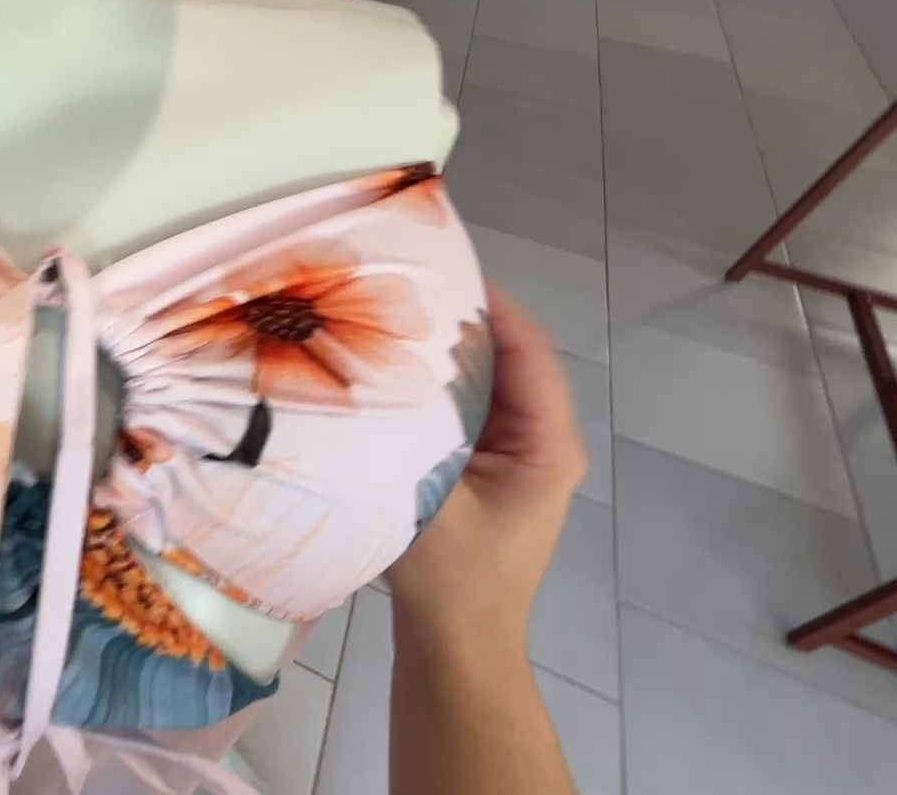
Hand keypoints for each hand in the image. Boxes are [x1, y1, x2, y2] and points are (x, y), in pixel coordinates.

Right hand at [385, 287, 587, 650]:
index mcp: (544, 444)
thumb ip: (403, 440)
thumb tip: (357, 378)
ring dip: (443, 344)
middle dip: (461, 315)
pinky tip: (389, 362)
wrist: (458, 634)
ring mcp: (511, 447)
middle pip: (508, 356)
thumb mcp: (427, 505)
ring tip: (389, 309)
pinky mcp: (483, 457)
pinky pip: (463, 401)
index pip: (527, 354)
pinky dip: (432, 375)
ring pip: (483, 377)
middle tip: (401, 280)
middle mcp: (537, 436)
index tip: (441, 267)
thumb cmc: (453, 575)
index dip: (492, 305)